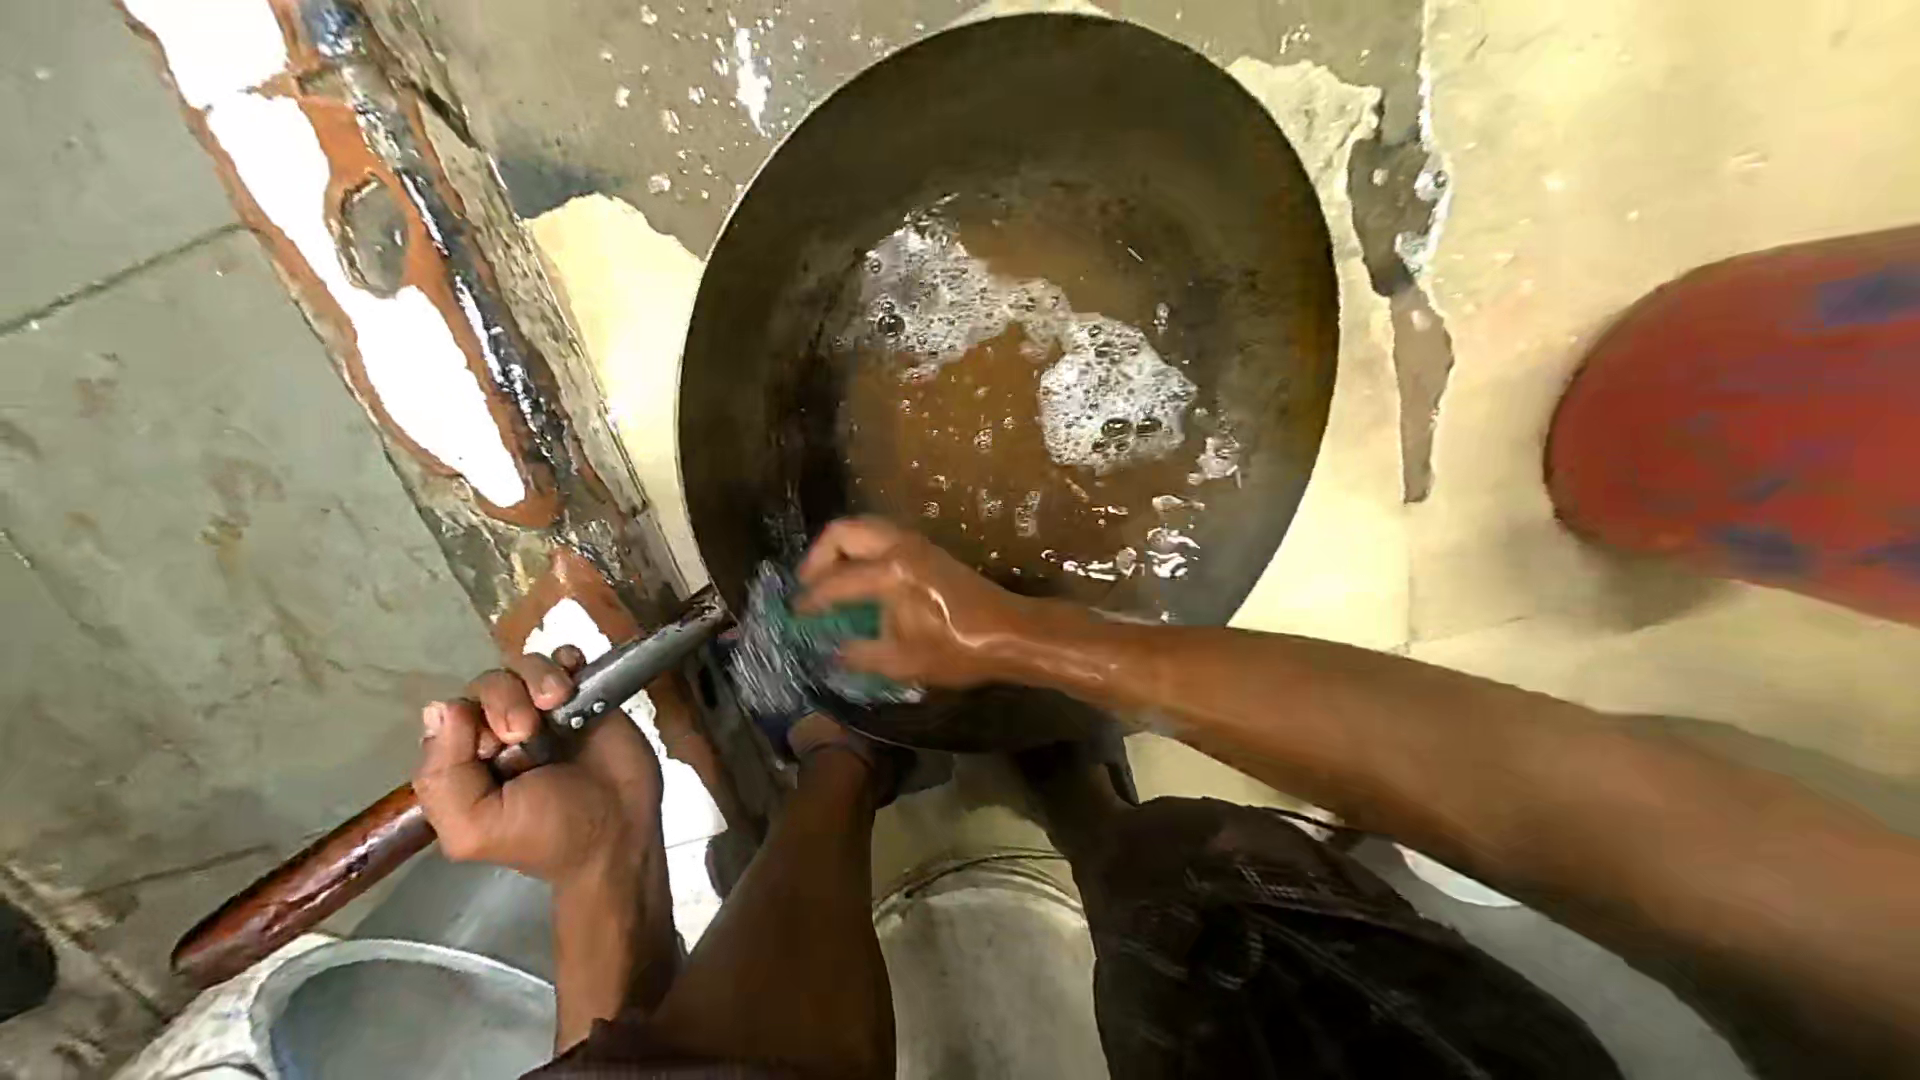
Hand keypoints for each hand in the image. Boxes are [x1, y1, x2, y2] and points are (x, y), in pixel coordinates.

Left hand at [413, 647, 662, 889]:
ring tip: (561, 701)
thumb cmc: (548, 834)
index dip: (472, 719)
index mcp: (471, 759)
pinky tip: (577, 677)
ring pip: (527, 665)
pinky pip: (569, 658)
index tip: (498, 746)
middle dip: (506, 698)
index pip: (455, 713)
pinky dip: (569, 658)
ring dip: (539, 675)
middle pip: (490, 684)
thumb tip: (441, 708)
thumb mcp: (475, 826)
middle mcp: (505, 729)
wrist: (620, 830)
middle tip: (529, 731)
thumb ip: (442, 776)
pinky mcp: (590, 696)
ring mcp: (550, 710)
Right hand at [795, 516, 1039, 687]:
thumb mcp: (902, 661)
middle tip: (808, 586)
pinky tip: (860, 579)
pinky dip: (861, 549)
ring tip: (829, 580)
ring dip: (840, 549)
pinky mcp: (928, 549)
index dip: (810, 599)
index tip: (795, 613)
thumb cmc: (958, 649)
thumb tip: (831, 652)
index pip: (836, 582)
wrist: (1009, 632)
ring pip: (864, 528)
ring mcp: (916, 543)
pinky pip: (881, 536)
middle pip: (843, 532)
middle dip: (818, 556)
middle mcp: (900, 546)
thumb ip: (859, 654)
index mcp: (891, 572)